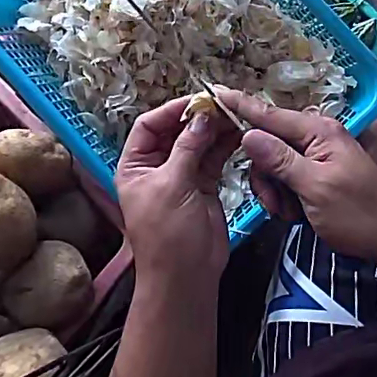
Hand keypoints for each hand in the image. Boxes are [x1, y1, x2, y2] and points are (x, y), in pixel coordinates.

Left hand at [116, 96, 241, 285]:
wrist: (186, 277)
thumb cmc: (167, 234)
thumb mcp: (172, 185)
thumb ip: (187, 148)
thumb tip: (202, 116)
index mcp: (136, 165)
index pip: (150, 126)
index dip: (172, 110)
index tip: (199, 99)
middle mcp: (157, 166)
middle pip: (176, 131)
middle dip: (198, 117)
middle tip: (224, 104)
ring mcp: (182, 175)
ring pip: (198, 143)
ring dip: (215, 129)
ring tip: (236, 115)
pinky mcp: (204, 185)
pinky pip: (214, 158)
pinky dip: (226, 146)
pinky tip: (240, 134)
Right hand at [214, 89, 376, 261]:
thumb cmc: (359, 214)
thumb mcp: (316, 188)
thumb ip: (281, 160)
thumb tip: (248, 134)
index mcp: (318, 131)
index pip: (269, 114)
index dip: (240, 106)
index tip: (213, 92)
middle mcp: (315, 138)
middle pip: (266, 145)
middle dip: (264, 176)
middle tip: (276, 204)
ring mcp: (315, 158)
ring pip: (272, 167)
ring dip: (275, 192)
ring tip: (291, 214)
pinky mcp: (315, 177)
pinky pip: (285, 181)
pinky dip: (285, 200)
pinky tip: (298, 215)